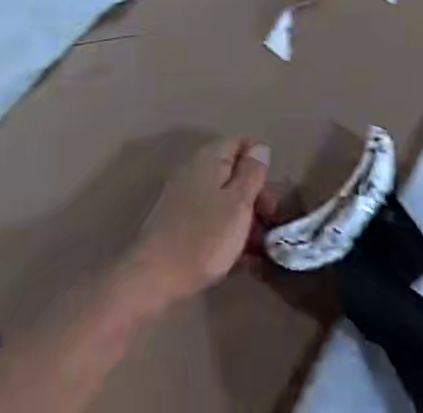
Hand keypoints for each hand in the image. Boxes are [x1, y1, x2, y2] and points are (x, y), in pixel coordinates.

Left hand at [118, 136, 271, 312]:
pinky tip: (238, 256)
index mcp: (210, 158)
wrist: (151, 280)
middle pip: (234, 170)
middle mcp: (194, 171)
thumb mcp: (238, 203)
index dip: (261, 163)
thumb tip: (260, 148)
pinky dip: (226, 230)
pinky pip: (210, 216)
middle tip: (268, 222)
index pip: (242, 142)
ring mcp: (183, 197)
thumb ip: (252, 172)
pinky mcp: (178, 223)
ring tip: (257, 246)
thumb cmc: (203, 238)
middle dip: (255, 193)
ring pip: (223, 197)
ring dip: (243, 216)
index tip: (271, 192)